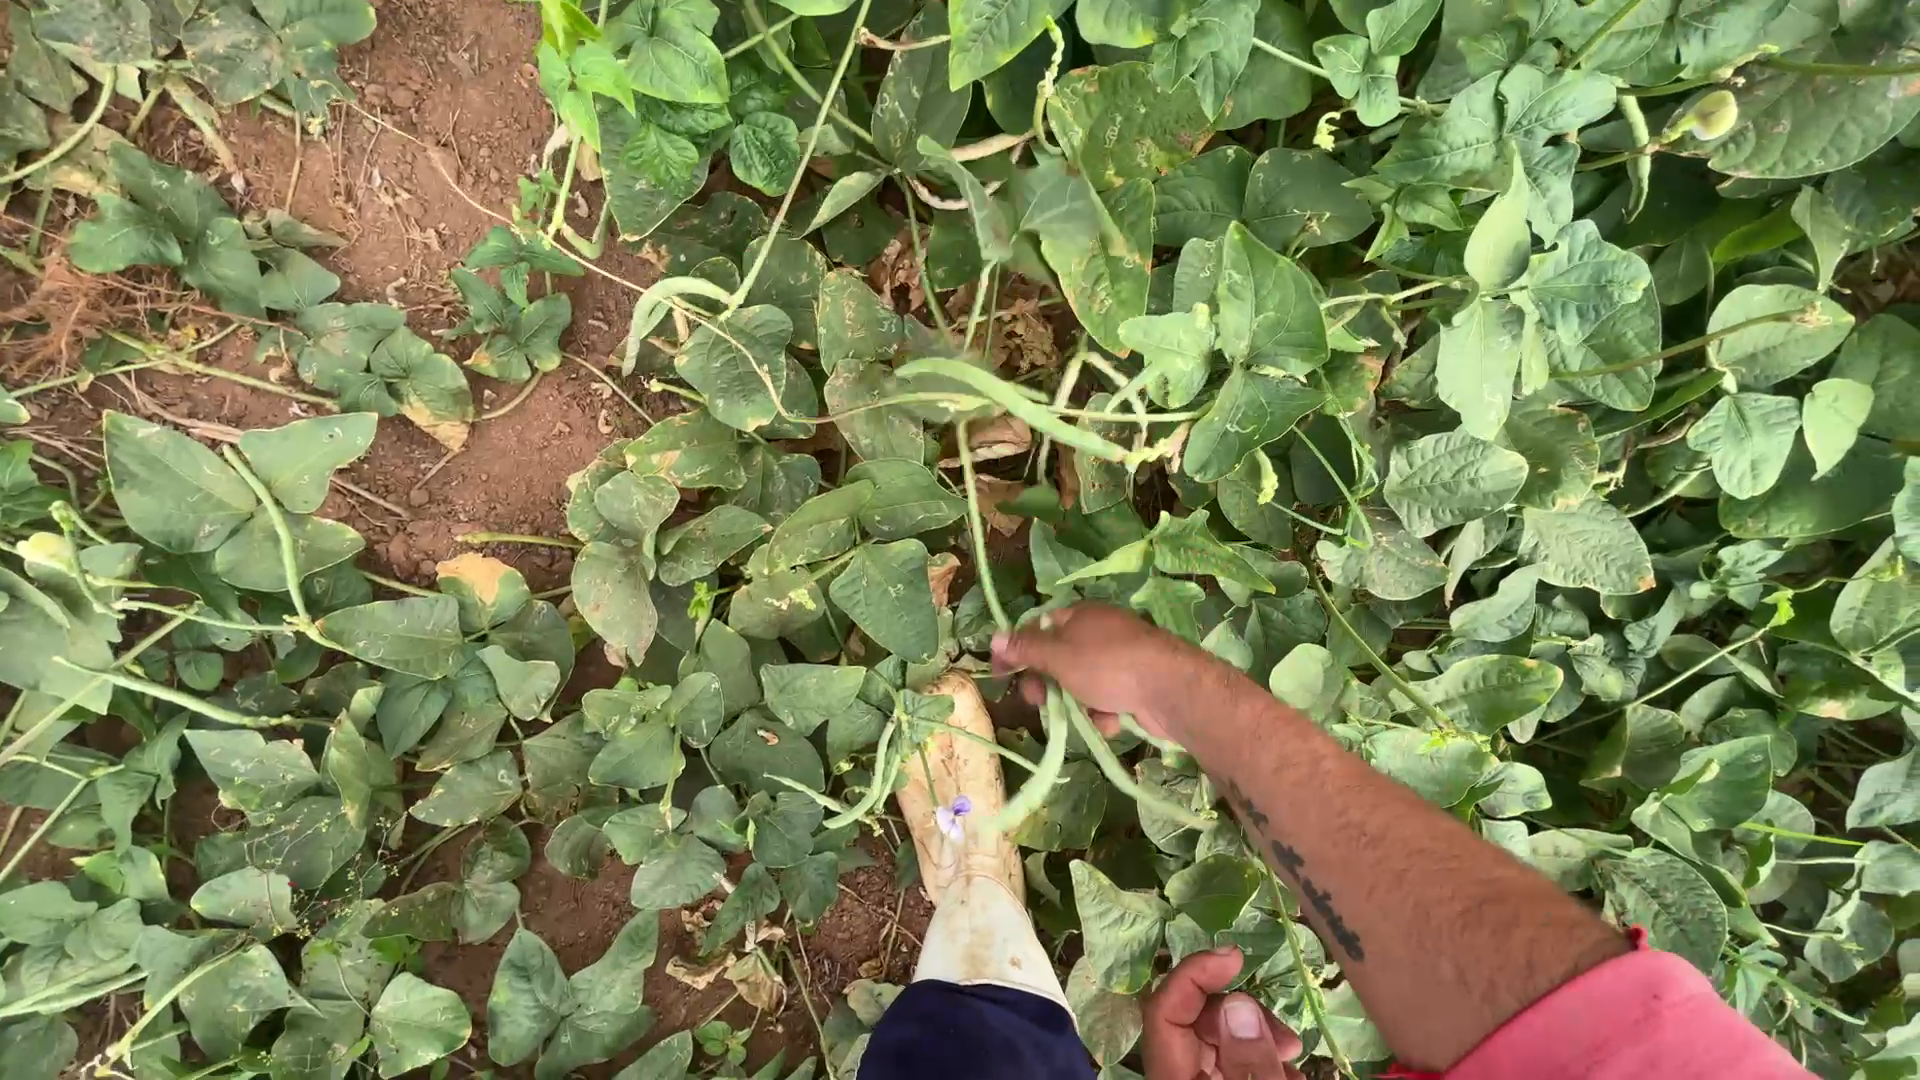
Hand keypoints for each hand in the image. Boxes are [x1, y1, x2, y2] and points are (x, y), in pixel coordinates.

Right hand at [990, 603, 1206, 740]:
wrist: (1170, 687)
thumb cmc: (1107, 665)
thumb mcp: (1058, 655)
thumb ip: (1026, 648)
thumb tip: (994, 636)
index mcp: (1079, 616)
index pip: (1037, 629)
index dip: (1017, 651)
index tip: (1001, 675)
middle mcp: (1098, 632)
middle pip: (1057, 659)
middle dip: (1046, 684)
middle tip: (1039, 701)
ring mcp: (1119, 659)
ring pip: (1080, 685)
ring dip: (1077, 704)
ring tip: (1085, 715)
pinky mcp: (1135, 685)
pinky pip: (1106, 699)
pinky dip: (1104, 713)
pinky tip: (1111, 721)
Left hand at [1143, 947, 1303, 1079]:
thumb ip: (1250, 1061)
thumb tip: (1239, 1003)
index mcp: (1170, 1076)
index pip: (1164, 1007)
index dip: (1195, 973)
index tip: (1235, 956)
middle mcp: (1175, 1075)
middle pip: (1197, 1020)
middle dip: (1242, 1013)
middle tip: (1287, 1036)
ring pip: (1217, 1039)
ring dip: (1257, 1036)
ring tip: (1293, 1053)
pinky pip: (1226, 1064)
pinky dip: (1256, 1058)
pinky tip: (1288, 1070)